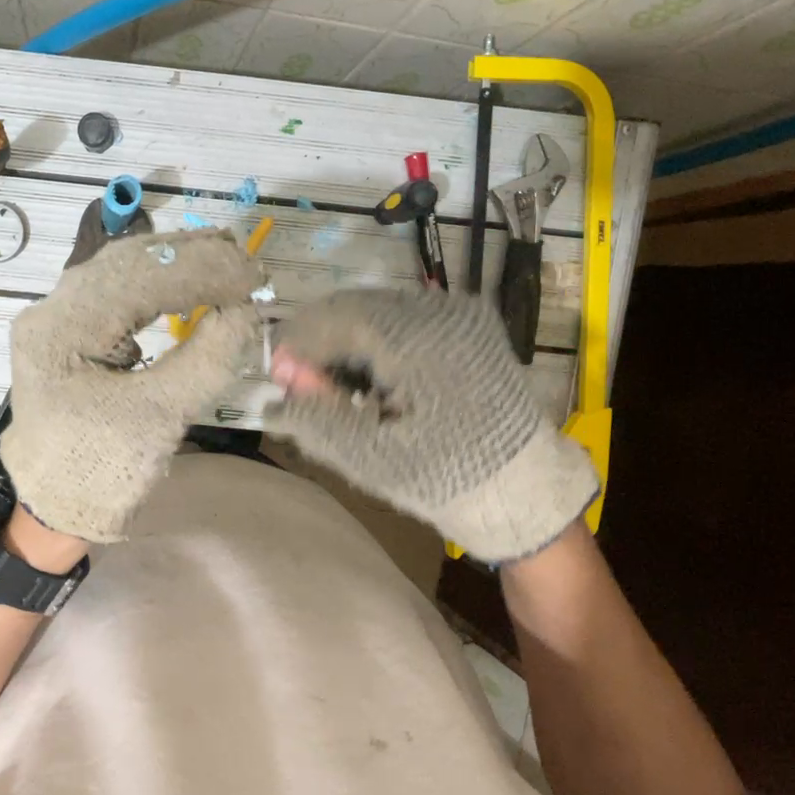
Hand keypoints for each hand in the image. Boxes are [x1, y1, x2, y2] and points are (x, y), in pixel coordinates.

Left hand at [1, 229, 259, 541]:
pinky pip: (116, 294)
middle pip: (125, 264)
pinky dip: (157, 284)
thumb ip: (204, 361)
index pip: (138, 278)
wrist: (55, 506)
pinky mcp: (70, 334)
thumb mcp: (158, 418)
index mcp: (60, 331)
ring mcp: (57, 321)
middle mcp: (50, 312)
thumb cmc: (101, 470)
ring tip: (226, 261)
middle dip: (189, 257)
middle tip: (245, 261)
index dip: (202, 270)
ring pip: (120, 272)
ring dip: (174, 264)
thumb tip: (246, 312)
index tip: (253, 276)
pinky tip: (187, 285)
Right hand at [266, 287, 597, 562]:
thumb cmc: (443, 477)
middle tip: (303, 384)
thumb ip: (318, 416)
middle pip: (359, 307)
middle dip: (322, 341)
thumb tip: (275, 391)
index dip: (300, 341)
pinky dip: (378, 341)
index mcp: (420, 341)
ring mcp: (461, 315)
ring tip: (337, 387)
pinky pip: (406, 318)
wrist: (519, 487)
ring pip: (380, 310)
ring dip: (349, 341)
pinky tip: (372, 379)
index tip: (278, 375)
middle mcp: (443, 313)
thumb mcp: (371, 456)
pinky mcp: (469, 326)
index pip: (339, 316)